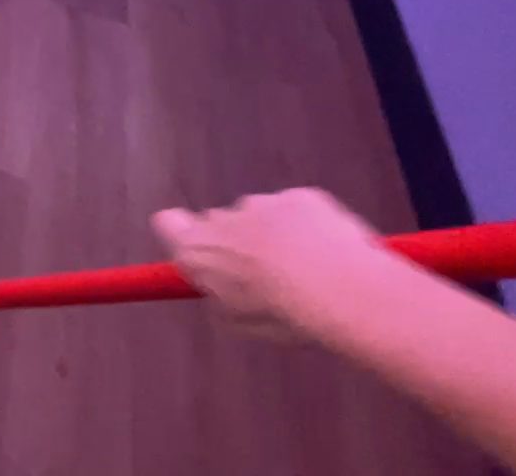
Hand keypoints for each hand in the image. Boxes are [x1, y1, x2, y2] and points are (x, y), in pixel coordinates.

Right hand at [152, 188, 400, 338]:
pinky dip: (312, 225)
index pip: (167, 223)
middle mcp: (220, 218)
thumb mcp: (243, 320)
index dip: (182, 233)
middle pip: (219, 222)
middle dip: (240, 241)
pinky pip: (300, 210)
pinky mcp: (298, 195)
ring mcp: (259, 203)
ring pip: (263, 216)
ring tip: (316, 270)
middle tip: (273, 273)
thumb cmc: (291, 316)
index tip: (203, 252)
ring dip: (279, 234)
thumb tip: (224, 291)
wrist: (348, 292)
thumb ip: (223, 295)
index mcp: (198, 249)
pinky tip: (335, 253)